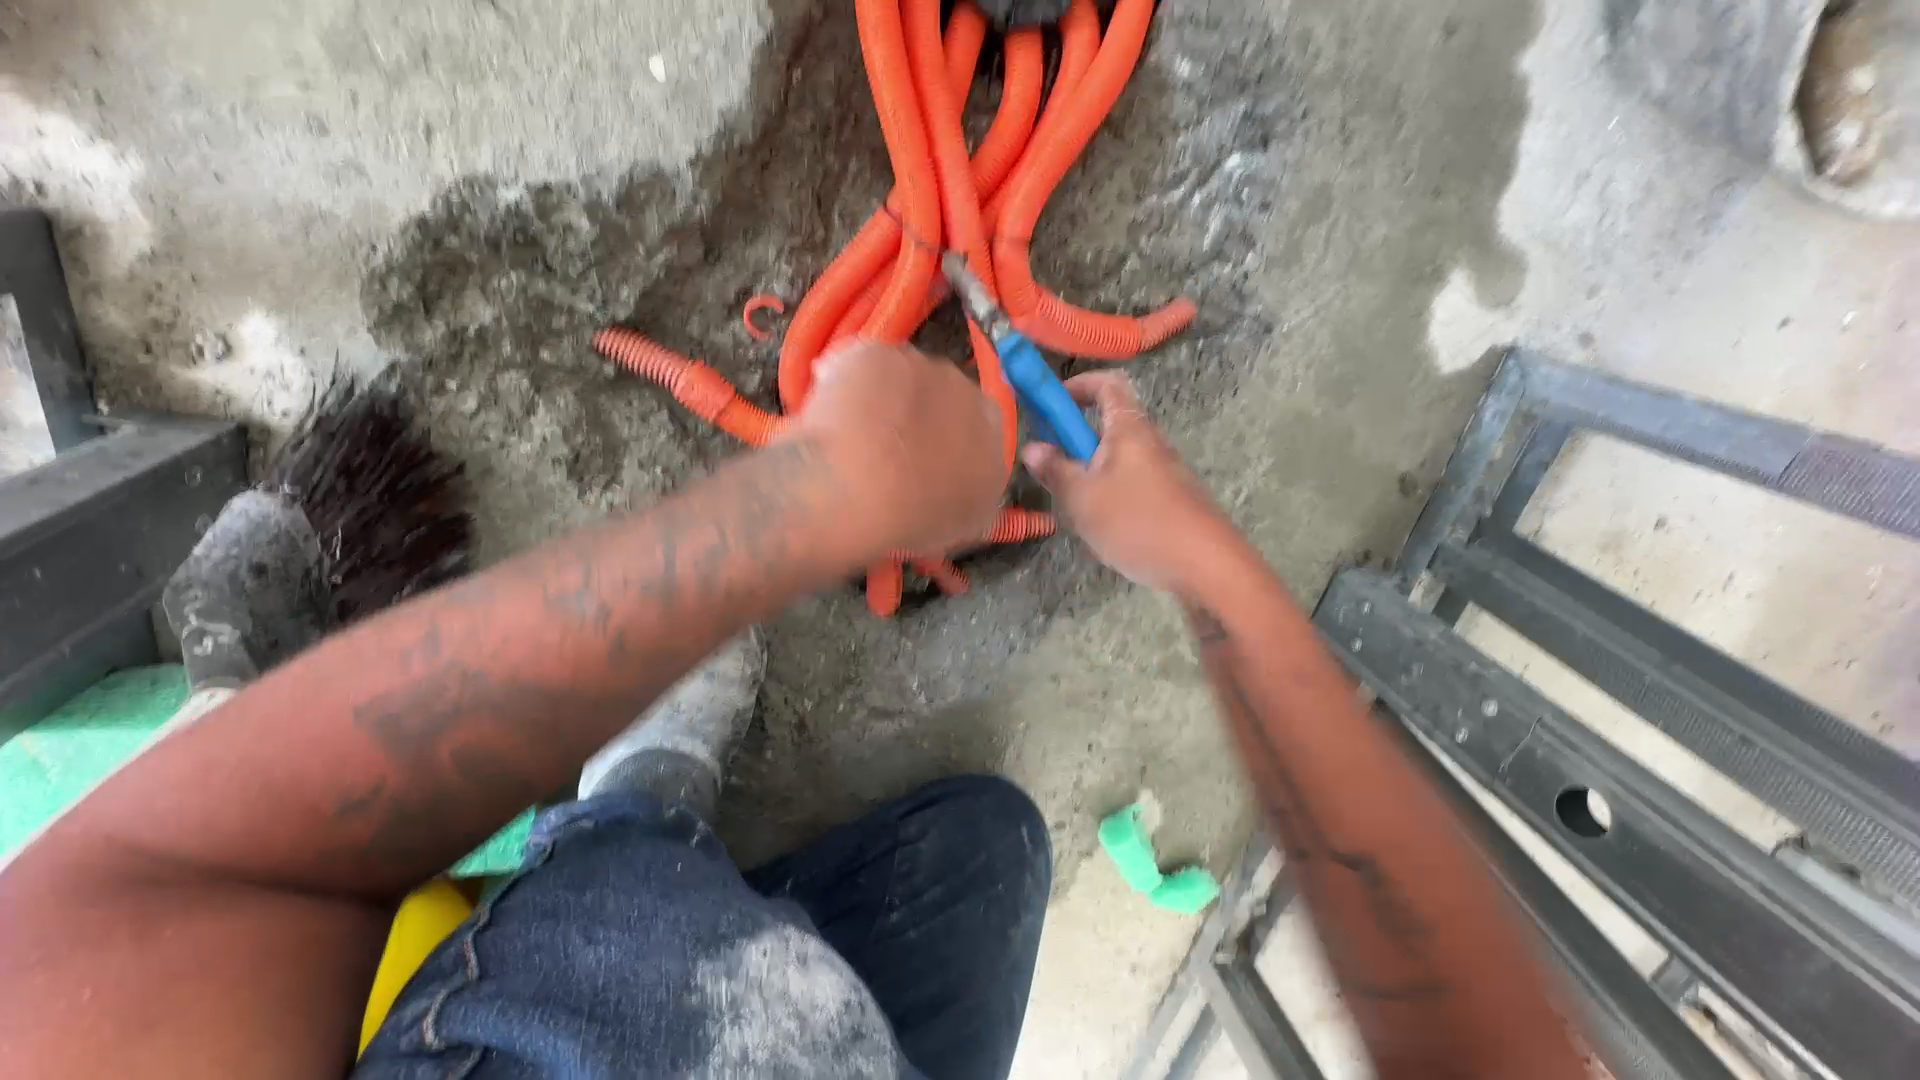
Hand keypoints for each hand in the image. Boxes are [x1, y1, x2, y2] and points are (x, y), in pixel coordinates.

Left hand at [790, 340, 1006, 555]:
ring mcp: (914, 364)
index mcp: (990, 426)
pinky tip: (828, 408)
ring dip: (881, 394)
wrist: (859, 486)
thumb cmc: (915, 515)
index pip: (982, 419)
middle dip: (917, 411)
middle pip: (941, 391)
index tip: (929, 455)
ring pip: (899, 374)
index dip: (952, 435)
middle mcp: (961, 386)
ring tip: (850, 429)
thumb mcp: (966, 523)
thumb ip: (978, 496)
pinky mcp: (873, 354)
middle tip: (887, 444)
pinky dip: (847, 379)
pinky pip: (860, 362)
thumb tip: (974, 492)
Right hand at [1021, 371, 1234, 591]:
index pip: (1107, 385)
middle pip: (1111, 426)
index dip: (1077, 385)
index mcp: (1129, 430)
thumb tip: (1033, 446)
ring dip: (1091, 475)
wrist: (1206, 568)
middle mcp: (1151, 443)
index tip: (1050, 402)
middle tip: (1050, 468)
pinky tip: (1104, 531)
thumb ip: (1055, 470)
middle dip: (1076, 441)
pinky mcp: (1173, 502)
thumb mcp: (1082, 498)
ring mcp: (1166, 474)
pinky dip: (1111, 497)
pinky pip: (1133, 487)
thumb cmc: (1138, 522)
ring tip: (1075, 509)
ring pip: (1119, 462)